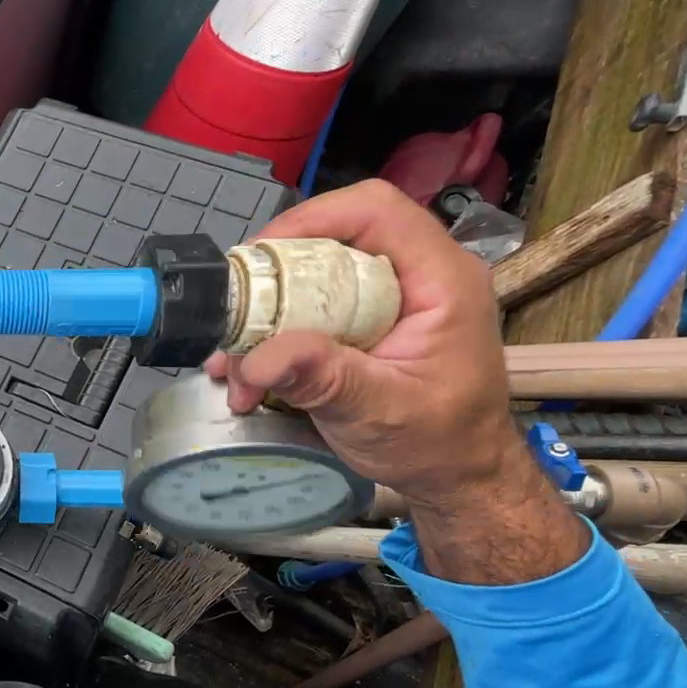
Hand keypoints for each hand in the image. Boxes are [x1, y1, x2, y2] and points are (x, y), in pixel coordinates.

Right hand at [206, 180, 588, 582]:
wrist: (455, 476)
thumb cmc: (436, 443)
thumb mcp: (379, 412)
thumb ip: (324, 380)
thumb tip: (258, 358)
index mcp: (439, 280)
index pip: (374, 211)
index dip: (310, 220)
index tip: (256, 259)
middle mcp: (412, 277)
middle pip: (330, 242)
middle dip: (269, 281)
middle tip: (231, 318)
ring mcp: (385, 300)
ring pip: (309, 280)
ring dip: (260, 320)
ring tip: (233, 366)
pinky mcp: (361, 323)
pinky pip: (305, 310)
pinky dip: (268, 339)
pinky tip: (246, 374)